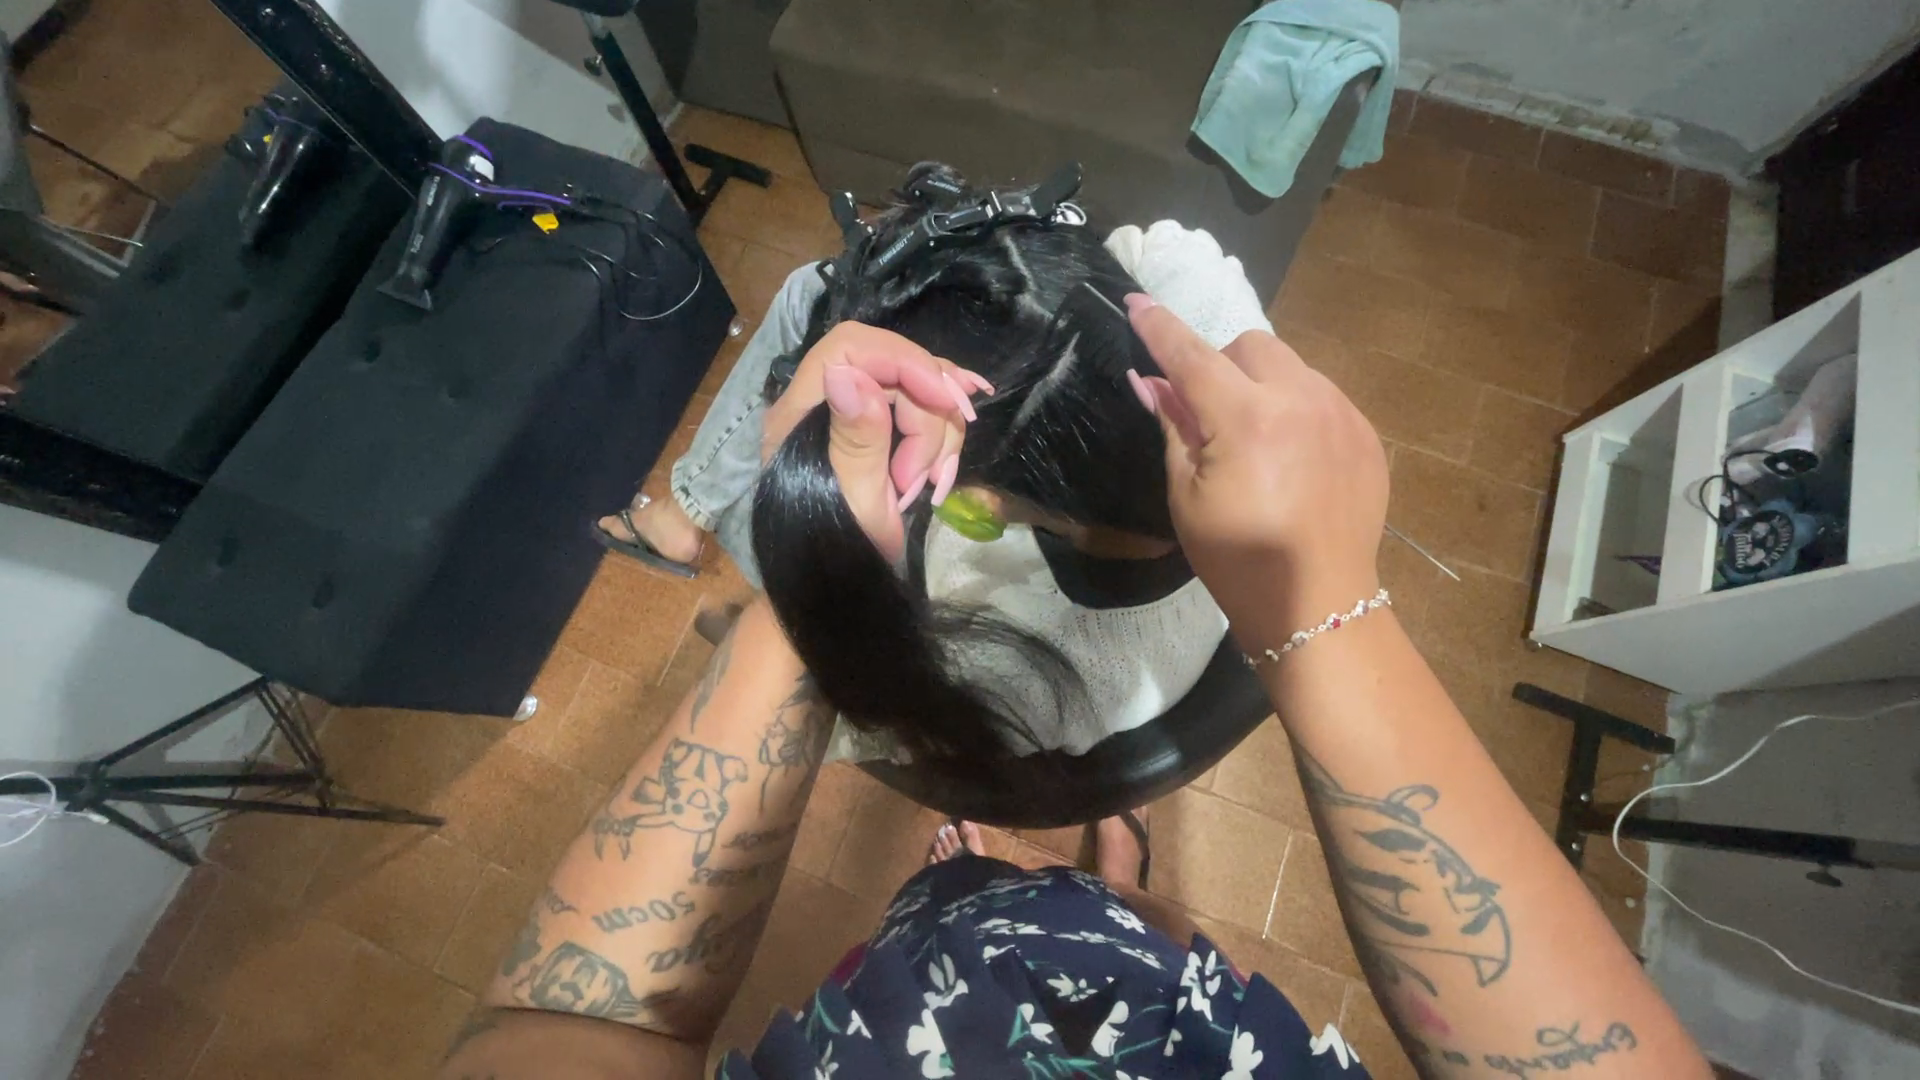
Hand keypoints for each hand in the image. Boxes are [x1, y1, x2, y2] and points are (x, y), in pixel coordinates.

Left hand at [760, 322, 990, 560]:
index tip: (944, 399)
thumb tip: (848, 375)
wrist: (845, 586)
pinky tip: (934, 480)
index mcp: (803, 412)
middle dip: (927, 416)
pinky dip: (941, 445)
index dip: (906, 361)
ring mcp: (860, 416)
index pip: (853, 348)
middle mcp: (829, 402)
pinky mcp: (885, 431)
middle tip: (924, 474)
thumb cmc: (838, 549)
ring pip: (921, 392)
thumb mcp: (851, 500)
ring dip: (936, 438)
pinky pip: (930, 415)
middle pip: (896, 369)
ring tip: (922, 486)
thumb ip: (854, 438)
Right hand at [1125, 295, 1387, 639]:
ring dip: (1259, 384)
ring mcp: (1341, 413)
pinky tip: (1290, 458)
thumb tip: (1151, 382)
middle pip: (1252, 344)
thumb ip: (1173, 428)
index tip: (1136, 303)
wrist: (1318, 602)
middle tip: (1208, 414)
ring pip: (1291, 365)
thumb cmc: (1237, 558)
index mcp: (1247, 419)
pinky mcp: (1365, 433)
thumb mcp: (1186, 496)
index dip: (1160, 329)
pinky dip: (1294, 408)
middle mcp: (1301, 399)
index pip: (1193, 356)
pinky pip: (1321, 394)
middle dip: (1221, 364)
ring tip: (1254, 441)